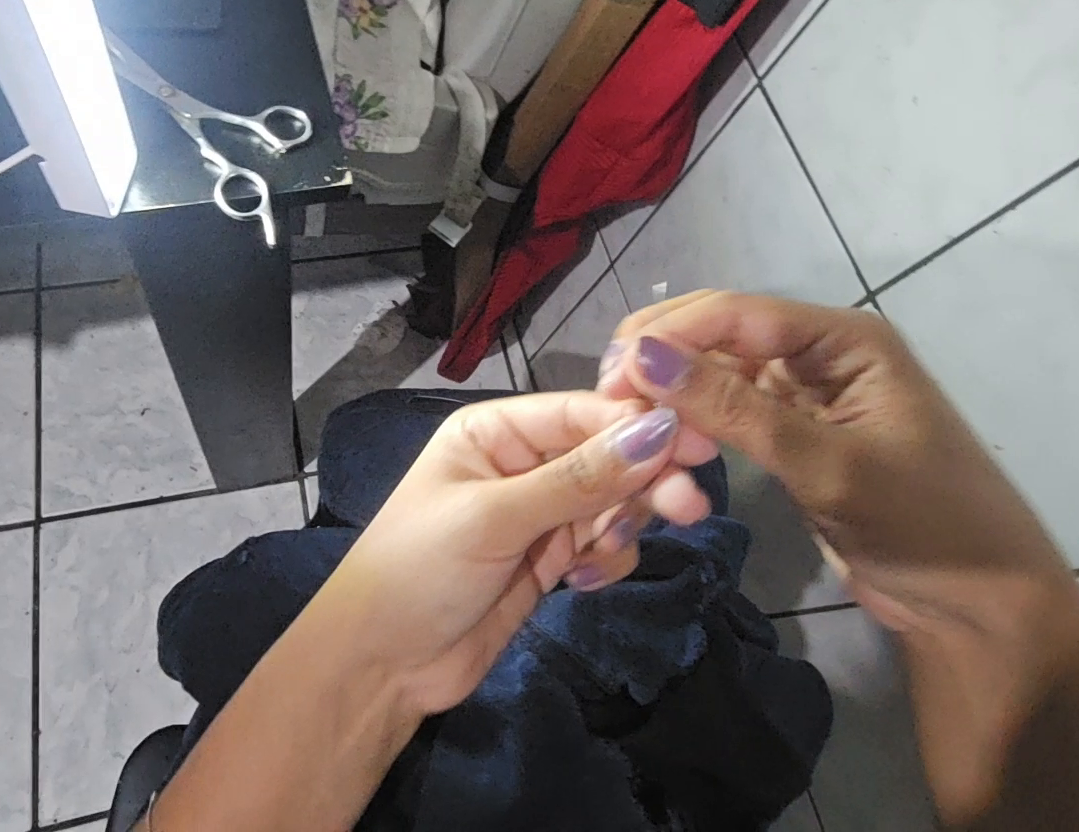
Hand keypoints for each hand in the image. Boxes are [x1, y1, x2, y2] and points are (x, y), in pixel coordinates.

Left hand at [312, 392, 715, 715]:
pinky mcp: (551, 557)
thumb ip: (577, 479)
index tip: (695, 443)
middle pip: (605, 455)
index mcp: (496, 430)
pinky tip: (582, 581)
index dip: (637, 425)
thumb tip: (656, 430)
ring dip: (623, 524)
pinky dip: (607, 558)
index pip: (580, 413)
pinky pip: (602, 542)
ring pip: (611, 500)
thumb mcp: (495, 517)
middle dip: (643, 479)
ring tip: (601, 556)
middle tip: (689, 507)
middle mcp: (522, 461)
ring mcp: (539, 511)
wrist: (383, 664)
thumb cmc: (421, 569)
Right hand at [600, 292, 1078, 827]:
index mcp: (841, 337)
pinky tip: (667, 438)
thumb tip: (641, 357)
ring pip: (715, 368)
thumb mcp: (826, 464)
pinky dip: (693, 420)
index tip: (612, 377)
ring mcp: (801, 390)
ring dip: (673, 390)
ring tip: (630, 421)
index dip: (668, 335)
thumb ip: (732, 408)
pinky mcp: (788, 429)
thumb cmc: (923, 525)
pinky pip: (725, 406)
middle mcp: (816, 350)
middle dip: (663, 357)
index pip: (734, 312)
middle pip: (718, 331)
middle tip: (609, 398)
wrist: (979, 609)